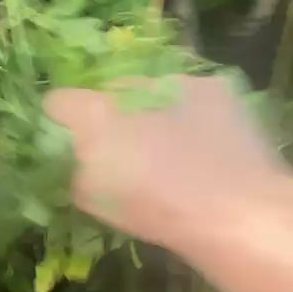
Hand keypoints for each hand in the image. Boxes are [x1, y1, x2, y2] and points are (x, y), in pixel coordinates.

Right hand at [44, 75, 291, 249]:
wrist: (234, 208)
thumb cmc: (152, 209)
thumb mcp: (92, 200)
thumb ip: (77, 169)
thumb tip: (81, 159)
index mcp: (96, 114)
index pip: (58, 101)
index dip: (59, 120)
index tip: (68, 139)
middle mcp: (135, 87)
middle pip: (109, 93)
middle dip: (110, 115)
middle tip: (124, 148)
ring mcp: (180, 82)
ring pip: (152, 92)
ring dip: (150, 112)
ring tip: (169, 147)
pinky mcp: (219, 87)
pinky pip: (190, 96)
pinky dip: (188, 114)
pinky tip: (202, 143)